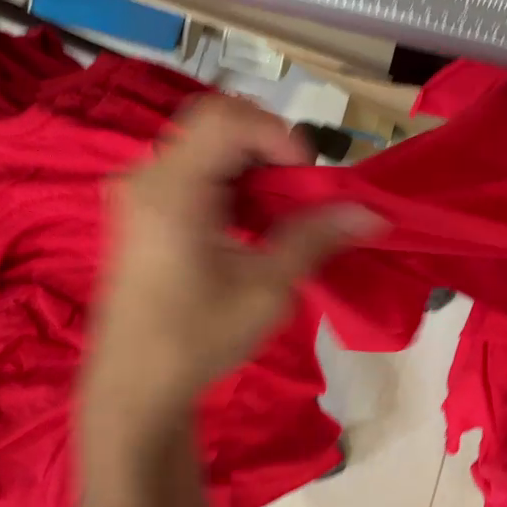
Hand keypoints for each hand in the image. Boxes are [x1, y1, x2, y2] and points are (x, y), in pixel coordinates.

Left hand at [82, 96, 379, 444]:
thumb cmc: (197, 338)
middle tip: (305, 194)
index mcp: (172, 189)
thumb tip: (371, 212)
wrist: (135, 386)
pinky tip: (258, 222)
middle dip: (275, 150)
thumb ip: (317, 238)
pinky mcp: (150, 209)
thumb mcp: (269, 288)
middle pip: (222, 125)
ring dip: (261, 168)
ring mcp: (145, 192)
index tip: (310, 180)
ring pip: (214, 146)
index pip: (229, 119)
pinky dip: (241, 183)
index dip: (280, 136)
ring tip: (288, 211)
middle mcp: (150, 177)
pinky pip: (202, 170)